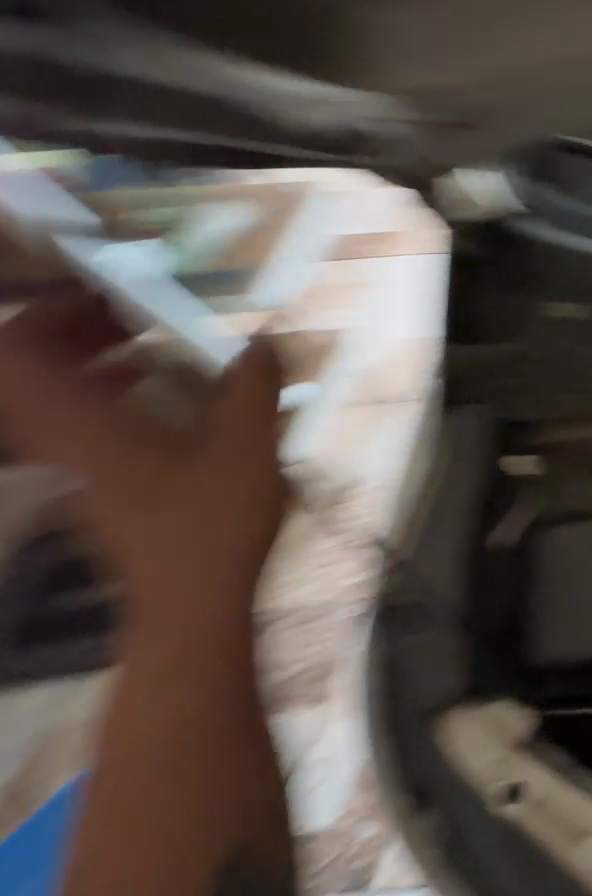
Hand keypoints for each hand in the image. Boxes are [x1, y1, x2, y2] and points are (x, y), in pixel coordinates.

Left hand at [0, 292, 287, 618]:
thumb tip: (263, 341)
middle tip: (129, 314)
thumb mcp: (249, 450)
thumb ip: (253, 390)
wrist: (190, 600)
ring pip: (47, 395)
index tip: (108, 294)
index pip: (18, 348)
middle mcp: (57, 436)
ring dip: (85, 362)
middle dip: (69, 331)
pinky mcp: (93, 483)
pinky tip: (156, 397)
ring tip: (145, 349)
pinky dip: (101, 395)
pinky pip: (71, 421)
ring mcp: (70, 463)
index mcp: (80, 421)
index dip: (51, 311)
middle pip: (26, 368)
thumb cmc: (213, 524)